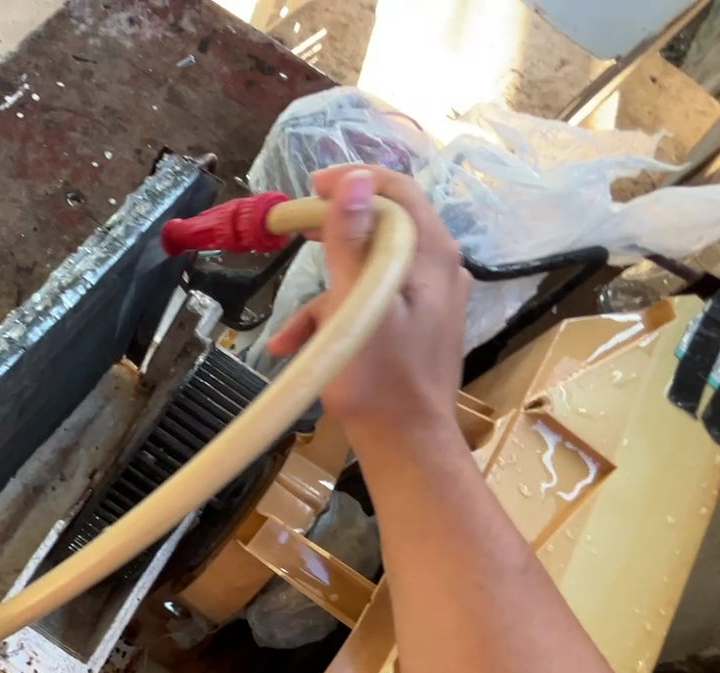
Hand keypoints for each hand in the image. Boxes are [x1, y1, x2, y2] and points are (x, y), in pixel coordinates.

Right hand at [264, 165, 472, 457]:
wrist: (406, 443)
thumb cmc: (378, 381)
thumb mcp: (355, 307)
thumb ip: (352, 243)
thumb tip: (353, 182)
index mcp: (429, 256)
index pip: (397, 192)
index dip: (353, 182)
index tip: (310, 188)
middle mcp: (435, 269)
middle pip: (383, 229)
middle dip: (333, 235)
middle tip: (295, 231)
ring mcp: (427, 300)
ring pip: (370, 274)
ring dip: (324, 298)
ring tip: (284, 337)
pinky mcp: (414, 327)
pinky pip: (371, 305)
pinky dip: (336, 320)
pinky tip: (299, 349)